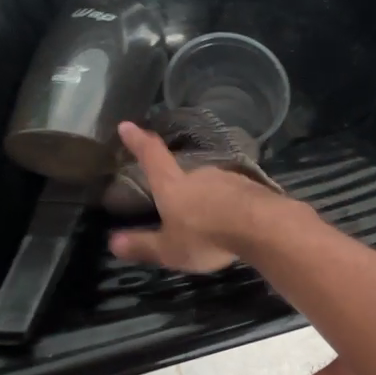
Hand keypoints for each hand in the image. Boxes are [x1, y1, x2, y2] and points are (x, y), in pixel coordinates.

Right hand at [107, 121, 294, 271]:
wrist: (262, 226)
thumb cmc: (207, 236)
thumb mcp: (170, 249)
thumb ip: (143, 245)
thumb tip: (113, 242)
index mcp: (173, 185)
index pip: (151, 156)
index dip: (138, 141)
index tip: (128, 125)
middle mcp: (200, 173)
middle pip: (186, 174)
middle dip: (182, 187)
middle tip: (181, 206)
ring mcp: (229, 178)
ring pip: (213, 186)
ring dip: (210, 199)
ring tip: (212, 222)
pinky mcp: (253, 187)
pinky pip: (236, 195)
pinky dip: (232, 206)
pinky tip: (236, 223)